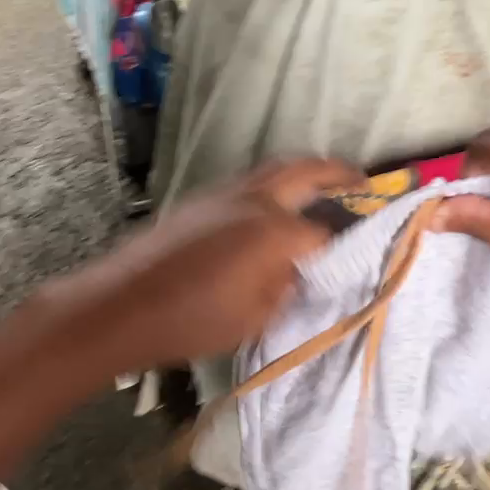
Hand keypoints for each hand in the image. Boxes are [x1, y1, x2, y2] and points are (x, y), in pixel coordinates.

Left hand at [0, 158, 359, 489]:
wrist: (119, 305)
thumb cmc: (190, 320)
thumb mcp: (254, 317)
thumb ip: (287, 287)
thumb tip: (302, 269)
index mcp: (272, 229)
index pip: (326, 228)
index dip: (350, 238)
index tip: (370, 243)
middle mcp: (253, 199)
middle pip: (305, 169)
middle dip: (338, 171)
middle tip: (363, 179)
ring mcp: (223, 193)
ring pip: (275, 169)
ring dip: (304, 171)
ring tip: (325, 187)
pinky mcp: (200, 199)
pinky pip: (250, 180)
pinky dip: (276, 183)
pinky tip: (277, 207)